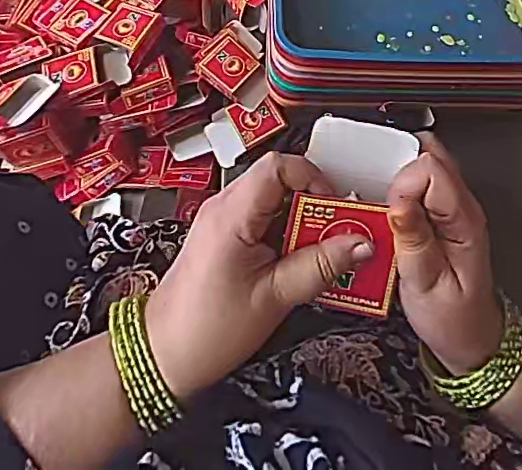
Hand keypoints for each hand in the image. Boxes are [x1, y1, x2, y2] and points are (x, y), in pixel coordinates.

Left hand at [143, 153, 374, 397]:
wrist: (162, 355)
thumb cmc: (205, 331)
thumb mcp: (275, 299)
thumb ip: (320, 266)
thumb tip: (359, 244)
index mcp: (232, 214)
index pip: (279, 165)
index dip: (314, 179)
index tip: (334, 210)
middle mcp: (224, 206)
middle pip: (280, 179)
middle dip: (314, 204)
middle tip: (334, 235)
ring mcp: (222, 217)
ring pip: (275, 197)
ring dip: (301, 219)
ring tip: (315, 253)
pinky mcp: (225, 232)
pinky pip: (264, 214)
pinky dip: (286, 230)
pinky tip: (294, 261)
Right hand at [390, 135, 503, 372]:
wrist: (473, 339)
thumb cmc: (454, 319)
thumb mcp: (426, 286)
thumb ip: (413, 242)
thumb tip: (398, 203)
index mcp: (463, 218)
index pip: (431, 169)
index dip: (402, 185)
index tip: (391, 214)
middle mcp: (461, 204)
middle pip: (427, 155)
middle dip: (396, 171)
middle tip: (383, 208)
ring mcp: (452, 205)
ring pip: (422, 163)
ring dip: (395, 177)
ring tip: (383, 210)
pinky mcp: (441, 209)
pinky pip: (418, 180)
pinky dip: (398, 187)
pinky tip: (388, 212)